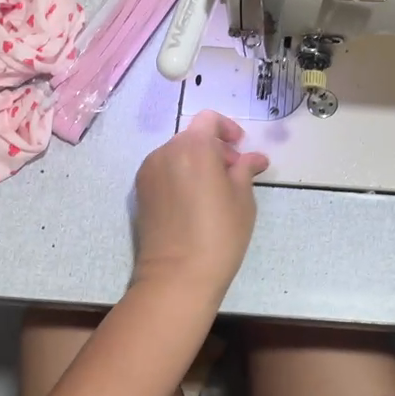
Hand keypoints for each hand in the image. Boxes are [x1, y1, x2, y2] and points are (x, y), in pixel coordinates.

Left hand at [131, 110, 268, 298]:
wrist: (177, 276)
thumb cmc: (219, 234)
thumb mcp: (243, 199)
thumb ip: (245, 170)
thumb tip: (254, 158)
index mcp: (194, 147)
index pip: (209, 120)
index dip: (228, 129)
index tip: (240, 149)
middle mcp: (165, 152)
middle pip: (192, 137)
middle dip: (214, 149)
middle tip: (233, 175)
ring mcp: (148, 172)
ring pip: (177, 155)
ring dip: (196, 163)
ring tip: (214, 192)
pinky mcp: (140, 192)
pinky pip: (164, 172)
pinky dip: (180, 176)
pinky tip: (194, 203)